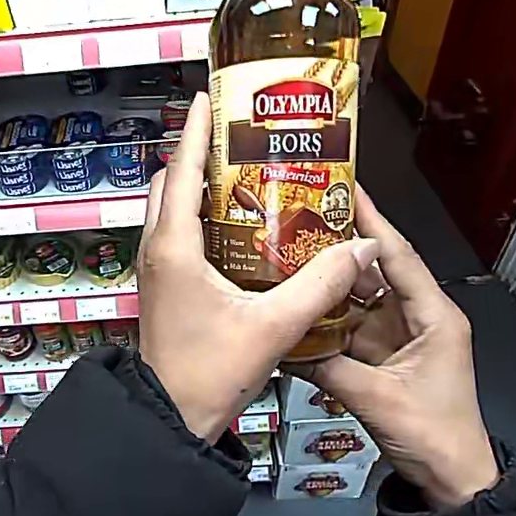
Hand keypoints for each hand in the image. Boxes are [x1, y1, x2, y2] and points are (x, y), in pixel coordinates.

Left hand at [139, 92, 380, 440]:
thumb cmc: (208, 373)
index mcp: (173, 246)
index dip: (194, 129)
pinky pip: (174, 233)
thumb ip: (320, 285)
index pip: (180, 170)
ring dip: (195, 184)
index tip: (208, 97)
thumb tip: (360, 247)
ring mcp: (154, 268)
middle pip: (169, 182)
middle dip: (197, 153)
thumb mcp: (272, 327)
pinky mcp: (161, 285)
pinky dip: (196, 214)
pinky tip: (235, 225)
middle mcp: (156, 248)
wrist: (169, 418)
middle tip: (238, 138)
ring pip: (168, 207)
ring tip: (240, 173)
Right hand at [302, 188, 500, 509]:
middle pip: (375, 271)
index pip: (398, 256)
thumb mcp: (378, 399)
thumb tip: (282, 345)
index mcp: (433, 315)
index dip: (371, 221)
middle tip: (301, 221)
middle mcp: (417, 316)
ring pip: (360, 298)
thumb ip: (327, 369)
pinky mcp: (385, 353)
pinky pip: (351, 326)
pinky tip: (301, 306)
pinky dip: (328, 318)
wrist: (453, 480)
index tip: (346, 188)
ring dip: (331, 283)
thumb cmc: (434, 436)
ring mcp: (399, 334)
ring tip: (292, 258)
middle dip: (340, 247)